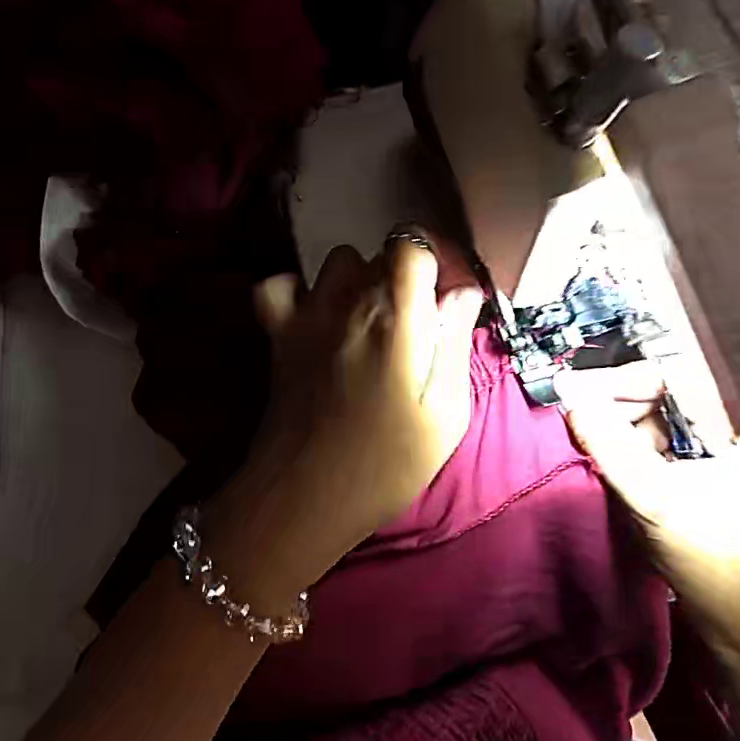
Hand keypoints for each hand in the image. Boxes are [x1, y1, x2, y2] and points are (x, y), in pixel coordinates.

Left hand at [201, 229, 484, 609]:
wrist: (304, 498)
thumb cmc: (386, 463)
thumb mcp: (445, 413)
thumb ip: (455, 342)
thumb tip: (462, 293)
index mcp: (395, 317)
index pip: (412, 243)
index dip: (434, 258)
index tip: (445, 293)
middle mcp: (347, 302)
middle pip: (380, 254)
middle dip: (405, 280)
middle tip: (415, 327)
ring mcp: (306, 315)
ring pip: (337, 262)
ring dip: (358, 281)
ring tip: (370, 324)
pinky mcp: (277, 334)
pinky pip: (280, 285)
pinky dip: (300, 291)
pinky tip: (317, 318)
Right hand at [554, 365, 739, 665]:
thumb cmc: (725, 576)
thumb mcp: (658, 504)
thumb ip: (611, 446)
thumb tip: (571, 396)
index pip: (697, 369)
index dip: (637, 377)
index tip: (588, 391)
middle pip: (689, 383)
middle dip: (632, 401)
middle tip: (588, 416)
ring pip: (683, 405)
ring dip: (638, 421)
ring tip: (608, 442)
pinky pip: (688, 427)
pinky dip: (653, 438)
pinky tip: (632, 455)